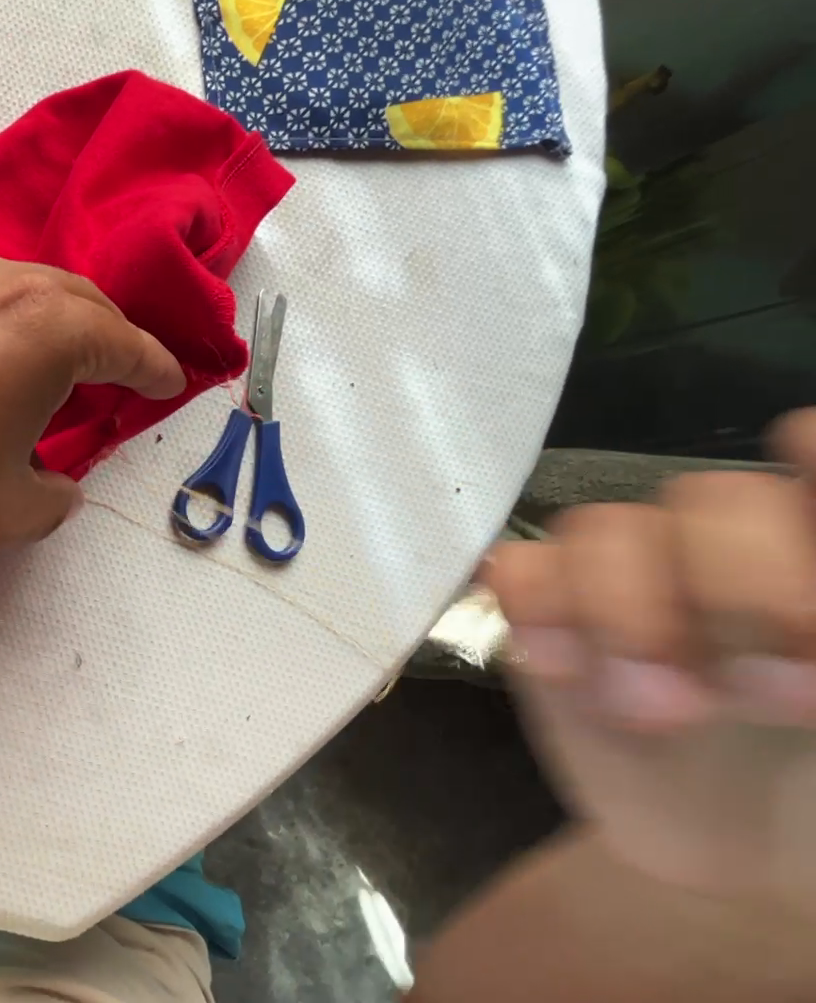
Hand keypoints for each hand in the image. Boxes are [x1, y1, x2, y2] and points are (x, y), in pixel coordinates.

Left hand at [0, 246, 184, 637]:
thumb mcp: (8, 512)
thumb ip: (54, 487)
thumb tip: (54, 477)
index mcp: (37, 323)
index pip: (118, 340)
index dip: (151, 367)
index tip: (170, 382)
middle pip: (66, 300)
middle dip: (99, 337)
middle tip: (113, 377)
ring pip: (5, 290)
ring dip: (37, 324)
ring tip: (43, 372)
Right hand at [482, 407, 815, 914]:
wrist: (721, 842)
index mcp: (815, 557)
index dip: (815, 461)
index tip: (811, 477)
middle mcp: (727, 547)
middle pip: (716, 496)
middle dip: (741, 586)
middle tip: (772, 690)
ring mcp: (623, 574)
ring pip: (604, 527)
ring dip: (629, 614)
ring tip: (656, 710)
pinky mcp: (542, 610)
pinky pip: (518, 569)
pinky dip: (538, 612)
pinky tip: (567, 675)